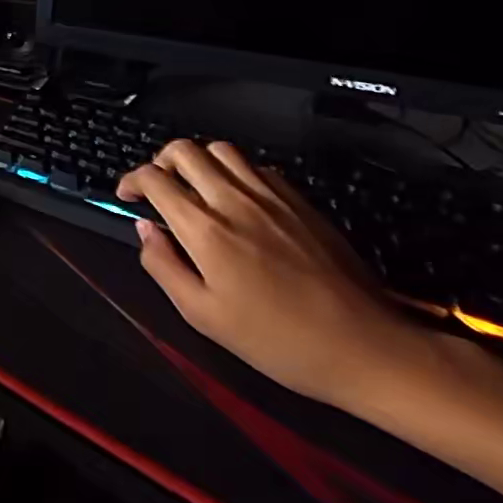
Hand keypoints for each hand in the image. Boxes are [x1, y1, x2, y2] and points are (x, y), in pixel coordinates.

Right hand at [116, 140, 423, 407]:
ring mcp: (274, 199)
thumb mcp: (203, 315)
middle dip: (160, 161)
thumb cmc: (280, 341)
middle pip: (184, 150)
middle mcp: (235, 202)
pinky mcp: (304, 205)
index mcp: (206, 230)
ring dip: (199, 161)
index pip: (153, 178)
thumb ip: (163, 266)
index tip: (128, 197)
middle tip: (159, 186)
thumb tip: (146, 230)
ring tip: (196, 187)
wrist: (373, 352)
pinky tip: (238, 200)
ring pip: (222, 149)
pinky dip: (237, 173)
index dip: (130, 180)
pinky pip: (259, 167)